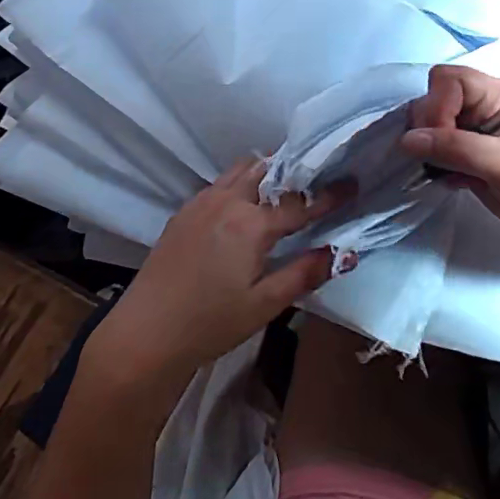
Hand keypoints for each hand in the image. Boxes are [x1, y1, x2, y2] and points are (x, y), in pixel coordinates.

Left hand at [88, 158, 353, 381]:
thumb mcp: (265, 304)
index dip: (329, 194)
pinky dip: (240, 182)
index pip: (299, 202)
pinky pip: (219, 184)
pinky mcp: (183, 212)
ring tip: (287, 187)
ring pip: (240, 171)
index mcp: (249, 224)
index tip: (352, 183)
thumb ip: (304, 274)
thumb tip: (343, 252)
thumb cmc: (210, 322)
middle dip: (294, 170)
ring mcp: (200, 203)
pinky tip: (247, 204)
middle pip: (266, 169)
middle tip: (318, 178)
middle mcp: (225, 201)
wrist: (148, 329)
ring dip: (265, 172)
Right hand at [398, 64, 499, 241]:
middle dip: (427, 128)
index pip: (447, 80)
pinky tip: (450, 182)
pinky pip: (435, 154)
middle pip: (432, 102)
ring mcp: (474, 136)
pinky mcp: (468, 161)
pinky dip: (434, 166)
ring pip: (429, 129)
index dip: (436, 105)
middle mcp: (482, 110)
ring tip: (444, 172)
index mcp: (498, 97)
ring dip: (428, 150)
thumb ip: (453, 148)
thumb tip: (406, 140)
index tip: (442, 137)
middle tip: (440, 157)